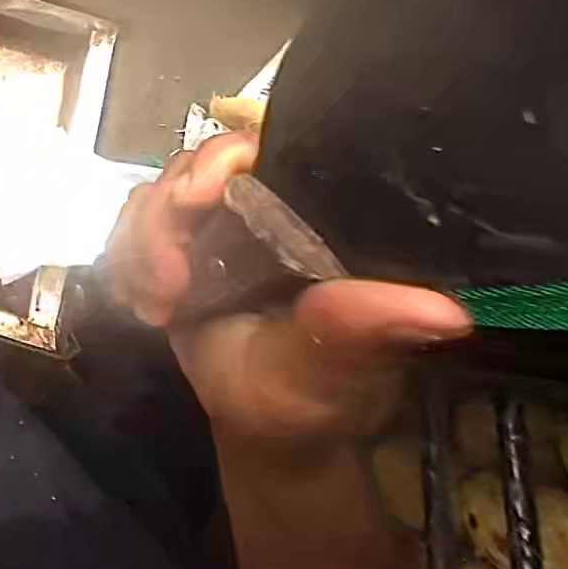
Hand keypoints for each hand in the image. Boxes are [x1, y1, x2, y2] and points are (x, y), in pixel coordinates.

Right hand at [104, 133, 472, 444]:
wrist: (259, 421)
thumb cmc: (310, 394)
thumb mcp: (333, 370)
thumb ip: (359, 336)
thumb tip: (442, 312)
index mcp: (304, 213)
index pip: (253, 147)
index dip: (215, 160)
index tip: (193, 203)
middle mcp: (255, 206)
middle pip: (185, 171)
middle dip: (160, 225)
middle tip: (166, 287)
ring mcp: (207, 224)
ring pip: (148, 199)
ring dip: (138, 251)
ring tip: (155, 307)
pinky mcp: (170, 246)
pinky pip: (126, 230)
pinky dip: (125, 264)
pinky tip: (144, 305)